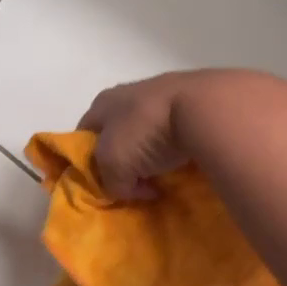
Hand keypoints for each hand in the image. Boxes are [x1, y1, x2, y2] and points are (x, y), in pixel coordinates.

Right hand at [75, 71, 213, 201]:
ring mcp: (159, 98)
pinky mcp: (189, 105)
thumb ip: (110, 179)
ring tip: (166, 178)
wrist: (201, 109)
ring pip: (148, 134)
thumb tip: (125, 189)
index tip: (107, 184)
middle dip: (124, 158)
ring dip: (153, 156)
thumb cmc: (145, 131)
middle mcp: (126, 96)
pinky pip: (176, 134)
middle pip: (117, 133)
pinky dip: (178, 151)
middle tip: (136, 183)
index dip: (90, 159)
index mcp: (101, 104)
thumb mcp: (113, 161)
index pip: (85, 134)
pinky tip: (187, 166)